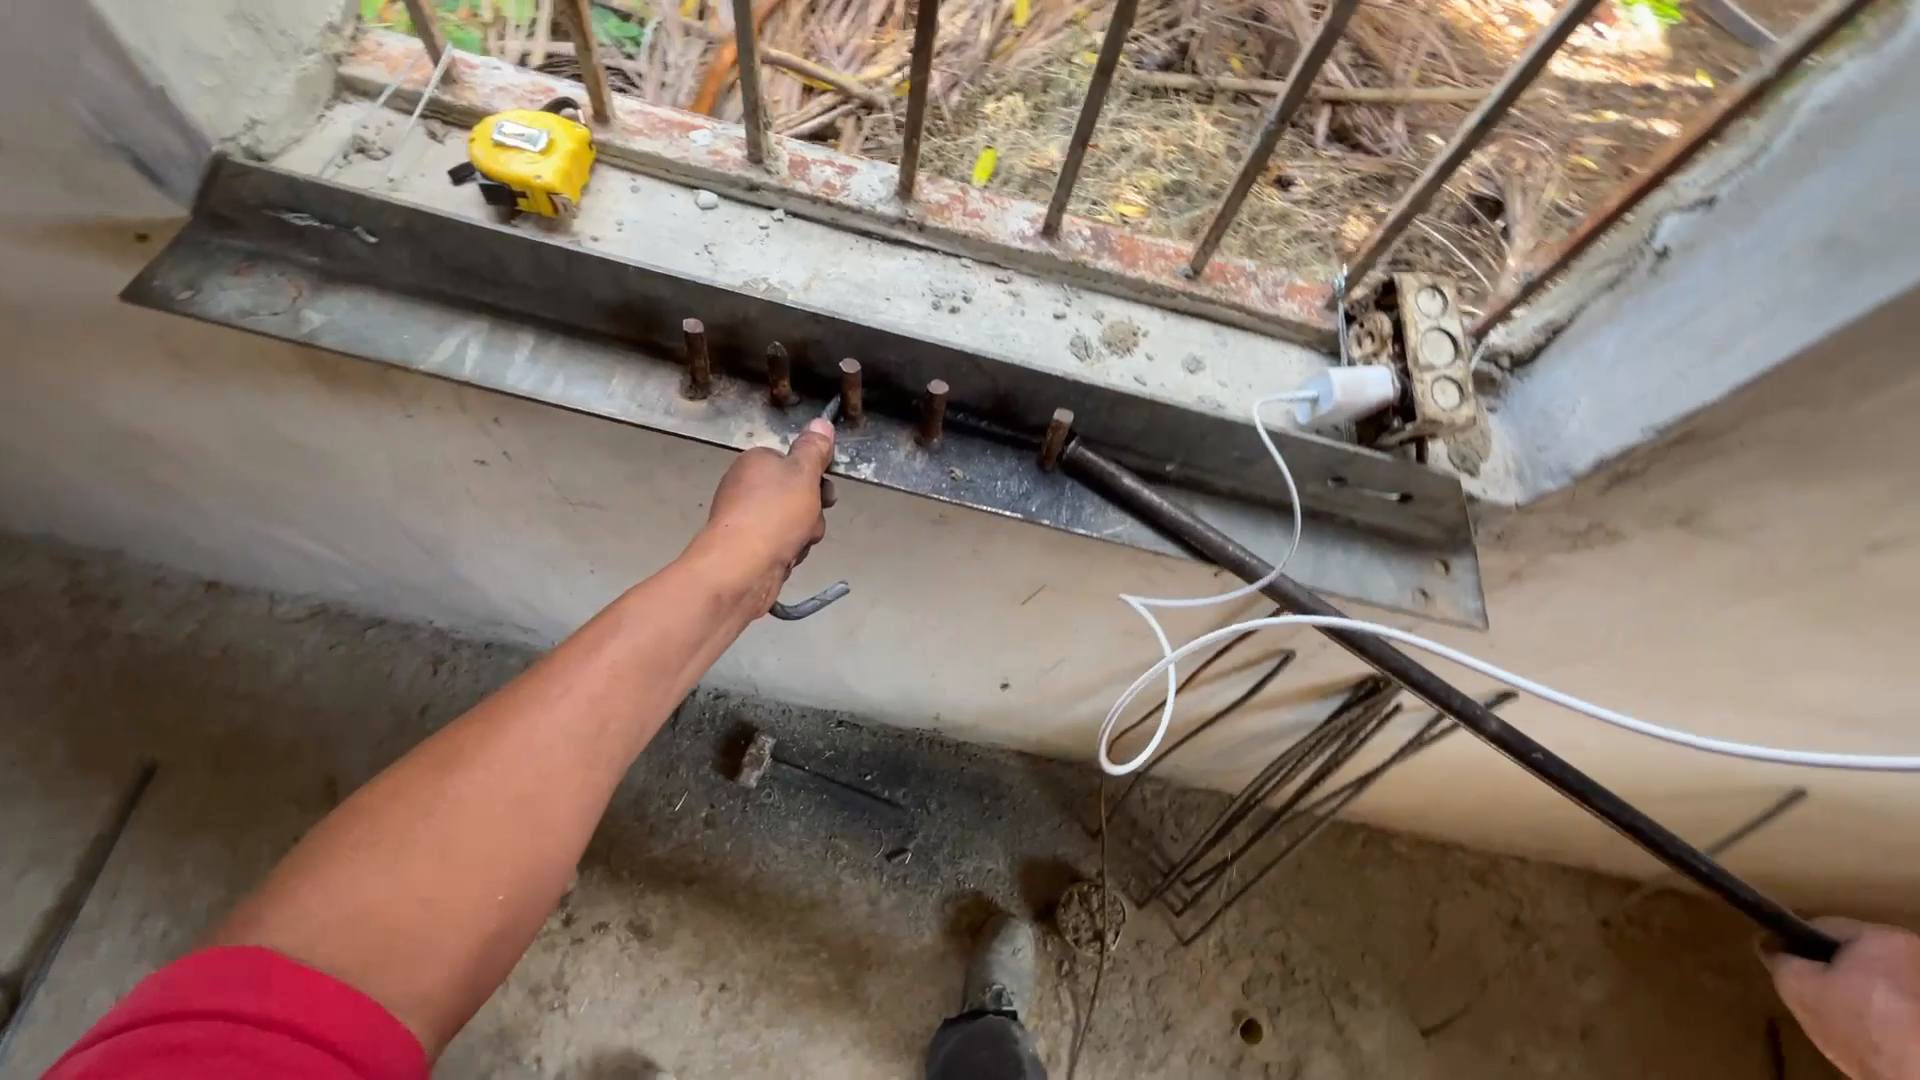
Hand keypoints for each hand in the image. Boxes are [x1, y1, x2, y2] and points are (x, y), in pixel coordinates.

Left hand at [688, 418, 837, 613]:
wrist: (742, 568)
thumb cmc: (774, 513)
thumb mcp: (804, 474)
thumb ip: (814, 449)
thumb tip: (821, 422)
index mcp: (756, 461)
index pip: (793, 461)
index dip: (814, 475)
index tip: (825, 488)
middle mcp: (746, 486)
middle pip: (796, 493)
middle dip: (812, 509)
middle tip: (812, 516)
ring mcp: (746, 518)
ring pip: (793, 521)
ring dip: (805, 532)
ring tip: (799, 540)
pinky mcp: (748, 546)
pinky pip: (781, 542)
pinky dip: (790, 550)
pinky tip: (788, 556)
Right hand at [1766, 917, 1919, 1079]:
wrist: (1919, 1079)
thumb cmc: (1858, 1024)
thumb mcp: (1798, 987)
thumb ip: (1778, 957)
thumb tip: (1768, 942)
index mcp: (1885, 937)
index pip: (1822, 928)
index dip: (1799, 948)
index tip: (1792, 971)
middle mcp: (1918, 954)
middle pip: (1859, 956)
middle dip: (1837, 973)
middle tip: (1822, 999)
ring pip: (1884, 981)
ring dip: (1866, 994)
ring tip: (1854, 1022)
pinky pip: (1904, 1004)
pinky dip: (1892, 1015)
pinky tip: (1883, 1036)